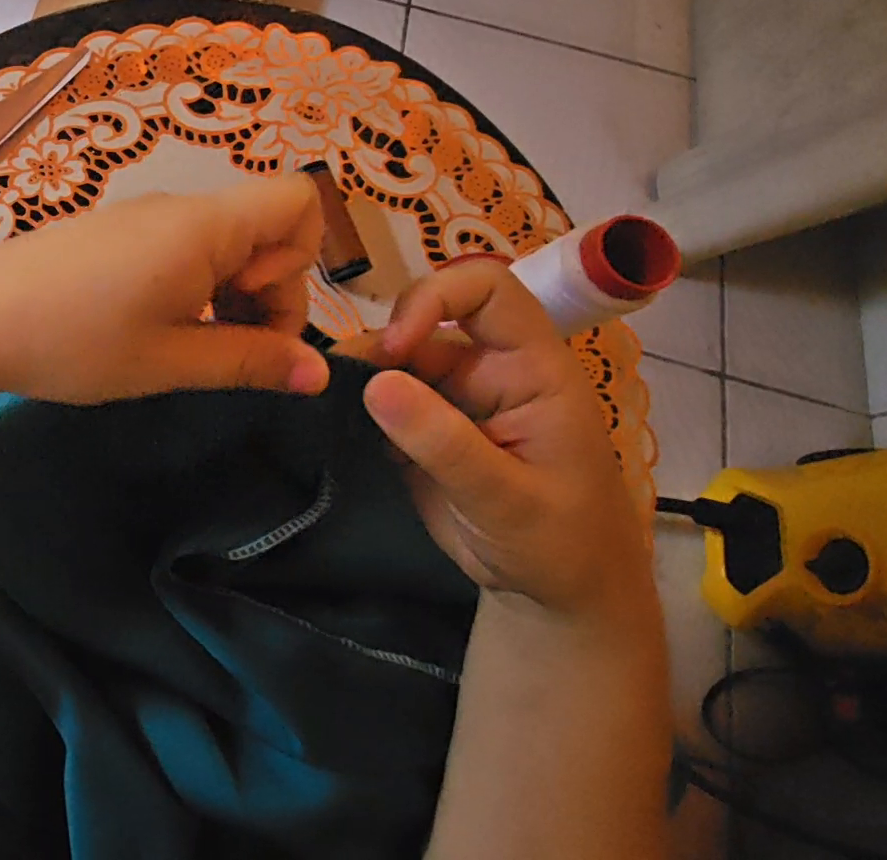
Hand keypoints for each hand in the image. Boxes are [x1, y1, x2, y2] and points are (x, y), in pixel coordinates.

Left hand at [0, 175, 332, 411]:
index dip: (299, 265)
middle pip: (263, 229)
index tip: (254, 319)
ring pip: (220, 244)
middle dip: (266, 292)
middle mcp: (177, 208)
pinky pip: (178, 249)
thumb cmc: (74, 343)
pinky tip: (149, 329)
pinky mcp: (111, 234)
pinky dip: (189, 287)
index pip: (299, 203)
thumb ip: (250, 361)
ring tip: (183, 348)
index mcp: (204, 226)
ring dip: (226, 295)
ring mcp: (139, 217)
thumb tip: (318, 372)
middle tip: (226, 352)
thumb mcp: (169, 362)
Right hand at [360, 260, 655, 623]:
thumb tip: (375, 382)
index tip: (394, 348)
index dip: (434, 300)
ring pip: (394, 360)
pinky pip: (382, 397)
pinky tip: (337, 424)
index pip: (487, 292)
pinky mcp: (424, 427)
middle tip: (336, 384)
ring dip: (359, 374)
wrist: (555, 595)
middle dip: (378, 346)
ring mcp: (454, 398)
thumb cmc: (558, 544)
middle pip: (423, 324)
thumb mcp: (506, 499)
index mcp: (532, 369)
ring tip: (328, 405)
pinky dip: (355, 404)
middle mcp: (489, 370)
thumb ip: (444, 442)